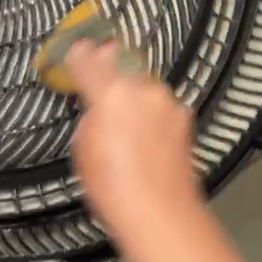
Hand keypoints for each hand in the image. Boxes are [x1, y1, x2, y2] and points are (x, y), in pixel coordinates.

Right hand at [66, 40, 203, 229]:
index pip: (88, 60)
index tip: (77, 48)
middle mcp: (142, 91)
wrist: (161, 213)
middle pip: (121, 64)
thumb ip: (90, 116)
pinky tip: (145, 128)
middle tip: (101, 62)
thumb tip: (97, 109)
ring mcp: (166, 104)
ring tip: (124, 111)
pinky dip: (152, 108)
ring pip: (144, 84)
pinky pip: (161, 104)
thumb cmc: (114, 187)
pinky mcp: (184, 119)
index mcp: (109, 93)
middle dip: (110, 63)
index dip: (80, 53)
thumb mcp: (82, 148)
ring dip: (133, 89)